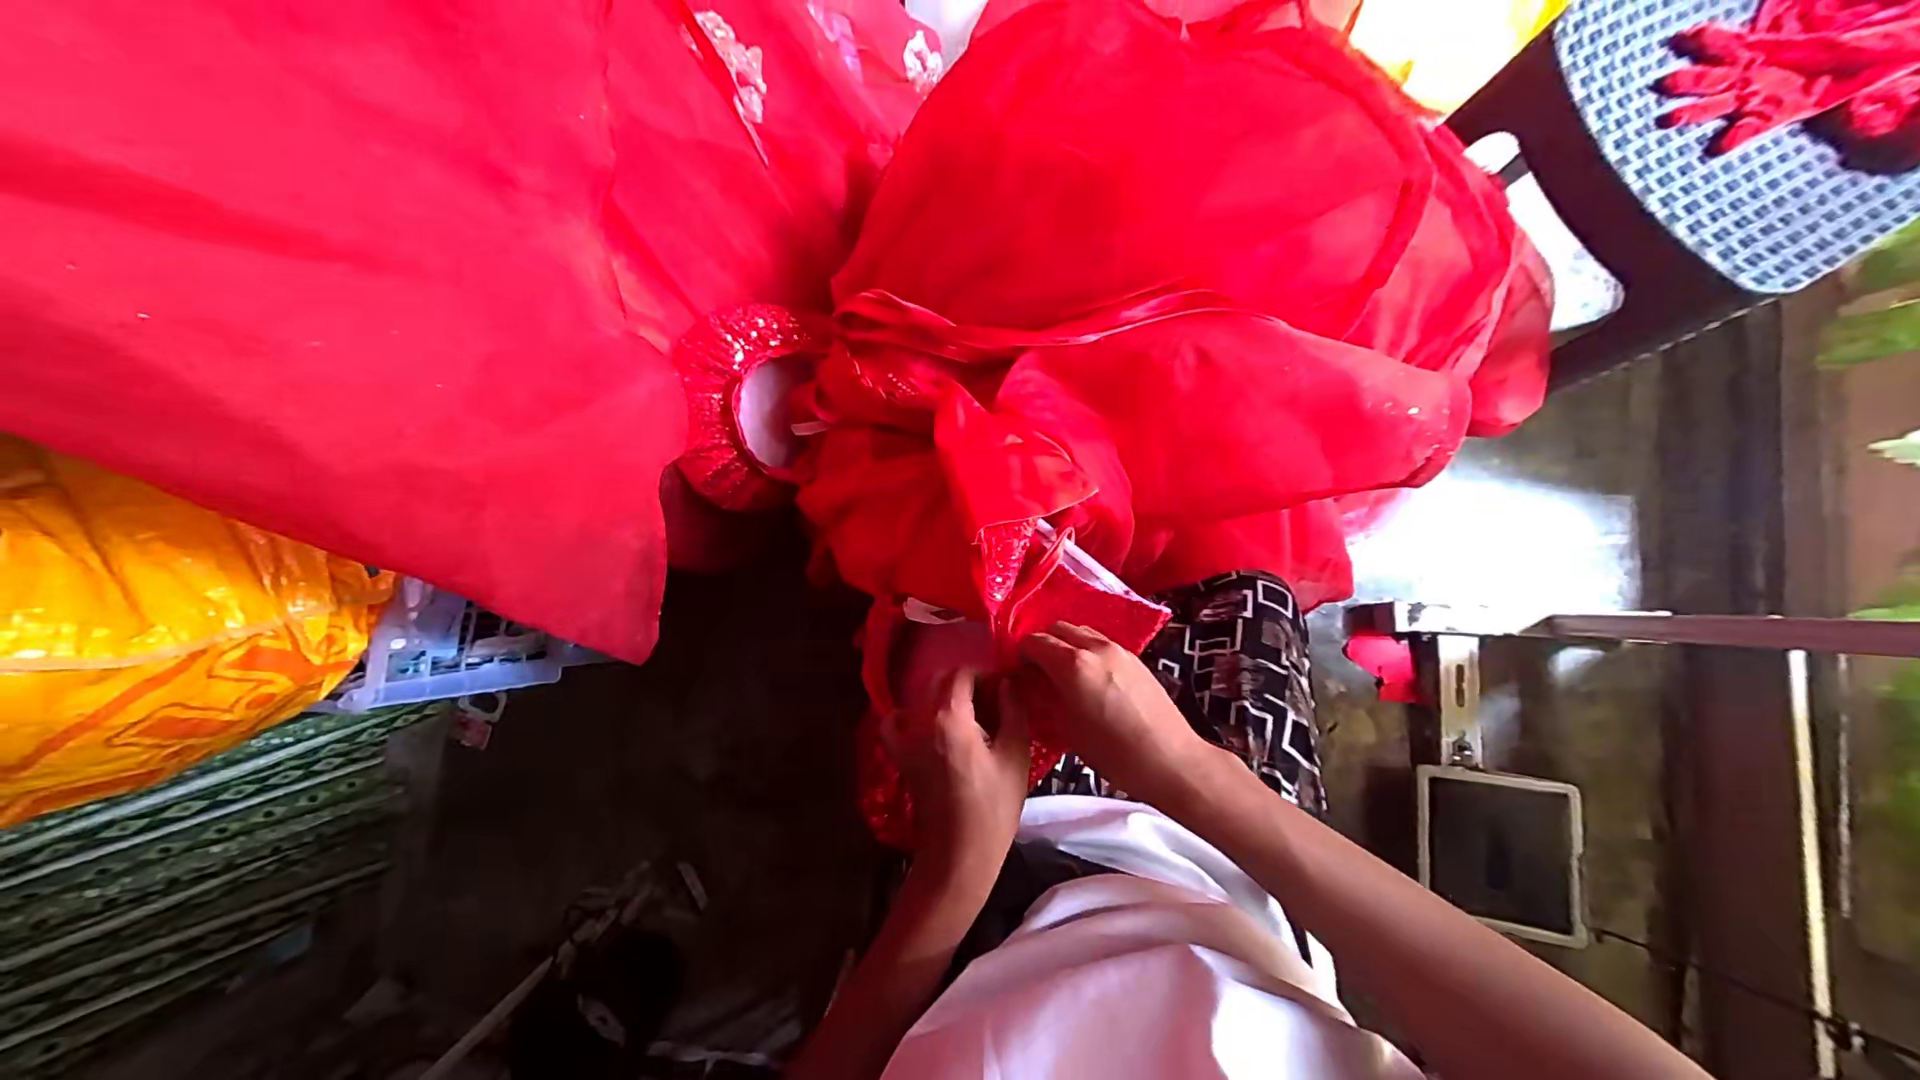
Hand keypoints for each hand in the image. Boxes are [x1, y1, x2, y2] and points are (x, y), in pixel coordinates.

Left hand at [883, 667, 1030, 884]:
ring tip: (963, 710)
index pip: (961, 675)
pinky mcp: (899, 757)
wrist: (959, 854)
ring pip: (917, 697)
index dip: (983, 673)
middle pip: (937, 680)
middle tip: (987, 697)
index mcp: (951, 719)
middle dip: (962, 681)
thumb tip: (1006, 684)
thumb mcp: (1015, 757)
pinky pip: (894, 723)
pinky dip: (906, 715)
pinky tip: (926, 723)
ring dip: (938, 694)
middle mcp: (921, 721)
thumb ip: (1013, 713)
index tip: (1001, 685)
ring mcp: (905, 739)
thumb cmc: (993, 808)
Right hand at [1015, 621, 1228, 808]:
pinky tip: (1089, 678)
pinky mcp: (1135, 658)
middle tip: (1038, 671)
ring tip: (1063, 674)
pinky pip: (1100, 642)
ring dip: (1066, 644)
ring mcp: (1118, 649)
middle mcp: (1095, 646)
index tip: (1018, 673)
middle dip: (1043, 644)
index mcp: (1073, 663)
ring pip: (1080, 632)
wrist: (1171, 759)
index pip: (1034, 641)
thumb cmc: (1113, 752)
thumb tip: (1029, 681)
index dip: (1021, 655)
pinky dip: (1086, 650)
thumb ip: (1044, 696)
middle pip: (1057, 628)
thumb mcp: (1067, 728)